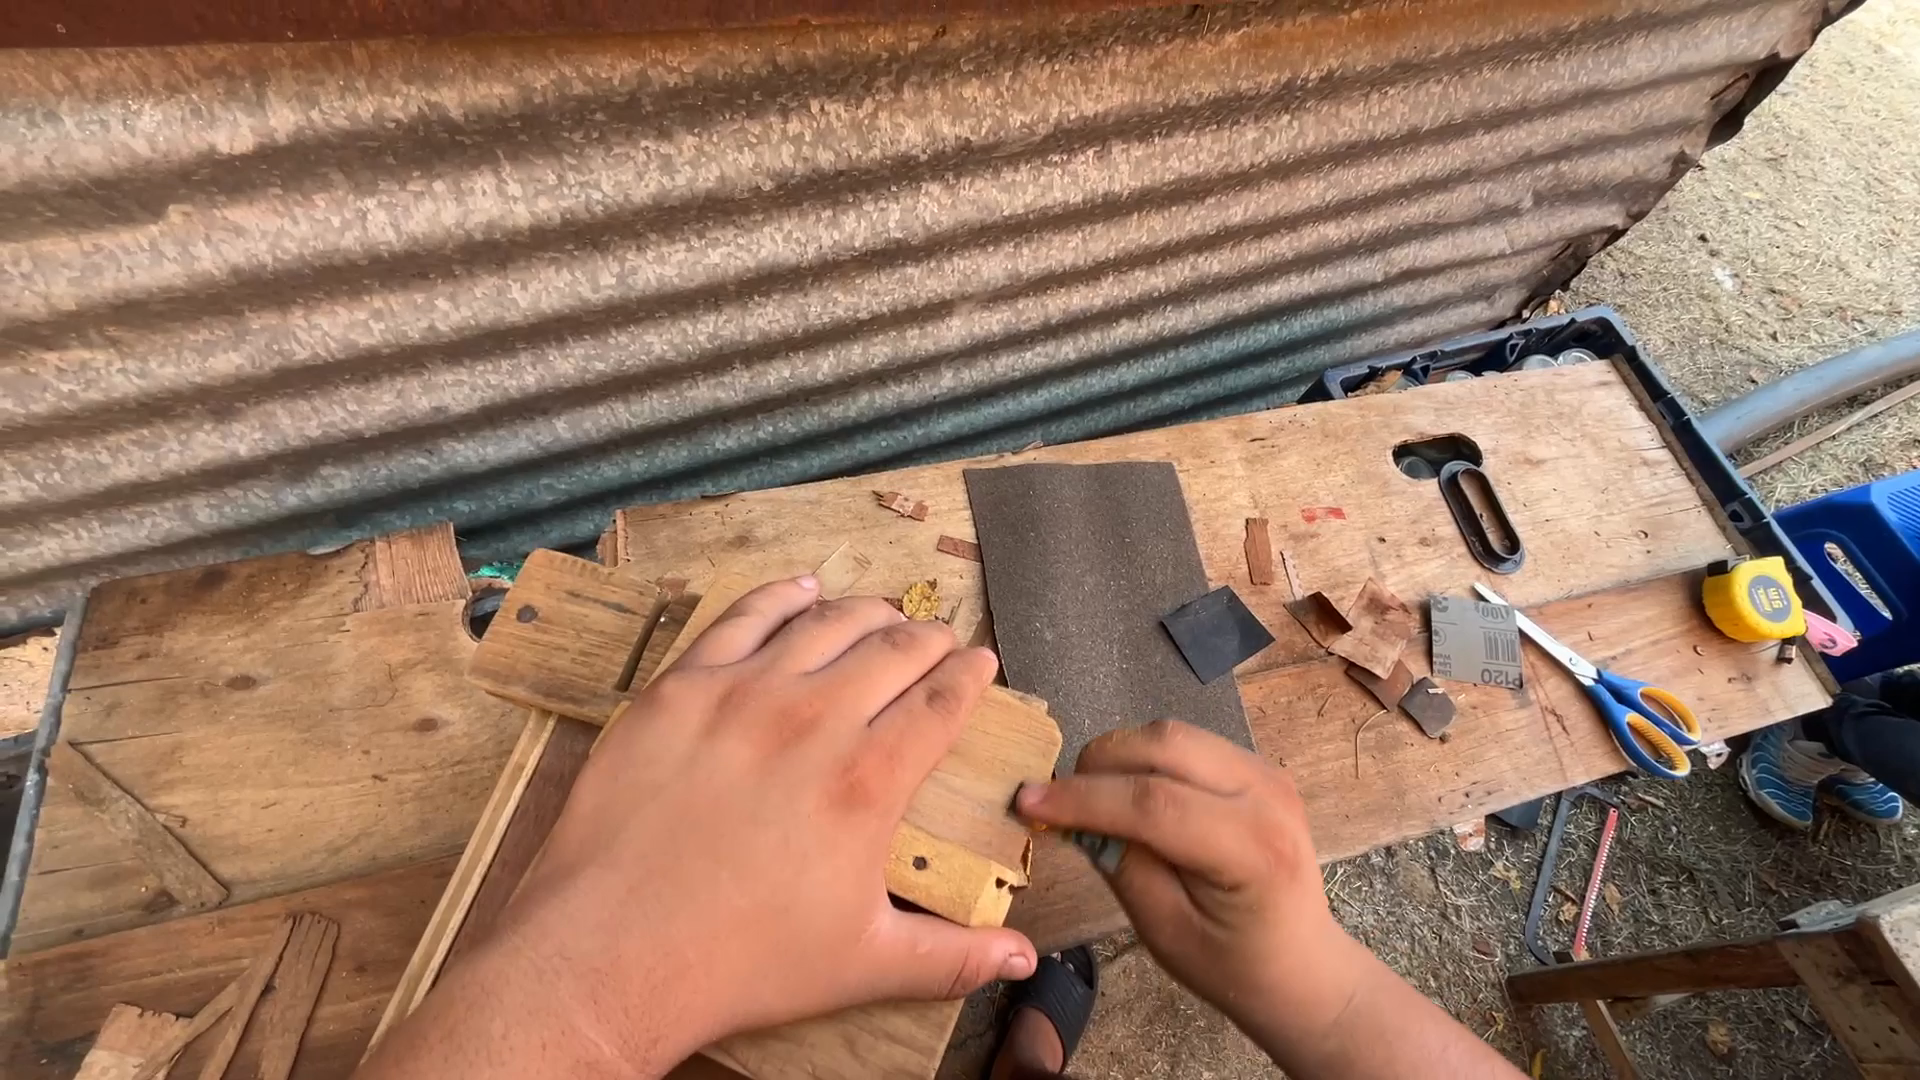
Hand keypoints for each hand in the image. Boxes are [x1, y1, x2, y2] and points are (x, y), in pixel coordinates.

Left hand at [474, 577, 1037, 1071]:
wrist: (608, 958)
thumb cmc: (742, 961)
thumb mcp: (862, 962)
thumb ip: (953, 956)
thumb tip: (1025, 958)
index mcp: (869, 779)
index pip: (942, 703)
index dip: (971, 675)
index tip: (983, 661)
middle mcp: (817, 718)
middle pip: (896, 649)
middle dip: (931, 638)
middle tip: (940, 640)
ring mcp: (746, 691)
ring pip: (830, 621)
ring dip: (871, 612)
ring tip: (886, 613)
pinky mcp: (684, 684)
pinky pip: (746, 616)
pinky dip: (783, 595)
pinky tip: (803, 588)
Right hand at [1013, 721, 1358, 1050]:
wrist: (1305, 964)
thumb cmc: (1233, 965)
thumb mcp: (1164, 931)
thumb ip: (1120, 863)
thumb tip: (1073, 815)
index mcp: (1251, 848)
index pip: (1153, 803)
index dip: (1082, 798)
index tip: (1028, 800)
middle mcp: (1265, 792)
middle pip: (1162, 745)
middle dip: (1099, 763)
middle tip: (1061, 798)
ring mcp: (1264, 769)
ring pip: (1170, 732)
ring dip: (1120, 755)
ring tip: (1094, 794)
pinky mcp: (1254, 762)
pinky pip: (1184, 741)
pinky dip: (1144, 755)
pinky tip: (1131, 789)